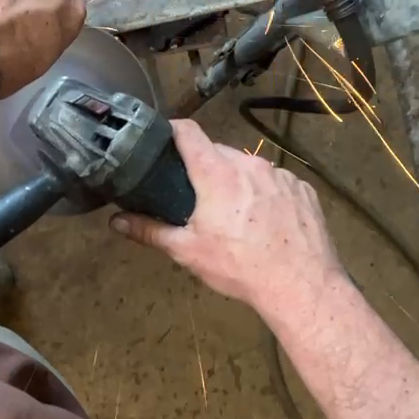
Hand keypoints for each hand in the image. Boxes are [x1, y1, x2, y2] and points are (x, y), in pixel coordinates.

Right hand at [110, 120, 347, 320]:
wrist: (303, 287)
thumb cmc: (239, 266)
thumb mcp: (187, 251)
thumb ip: (149, 230)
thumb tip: (115, 221)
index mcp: (216, 172)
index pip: (189, 132)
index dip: (172, 130)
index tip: (161, 138)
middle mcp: (249, 164)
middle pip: (218, 151)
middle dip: (204, 166)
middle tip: (195, 194)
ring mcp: (280, 175)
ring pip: (248, 167)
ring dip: (236, 180)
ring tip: (233, 212)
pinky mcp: (304, 190)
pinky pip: (275, 182)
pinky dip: (265, 193)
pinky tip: (265, 221)